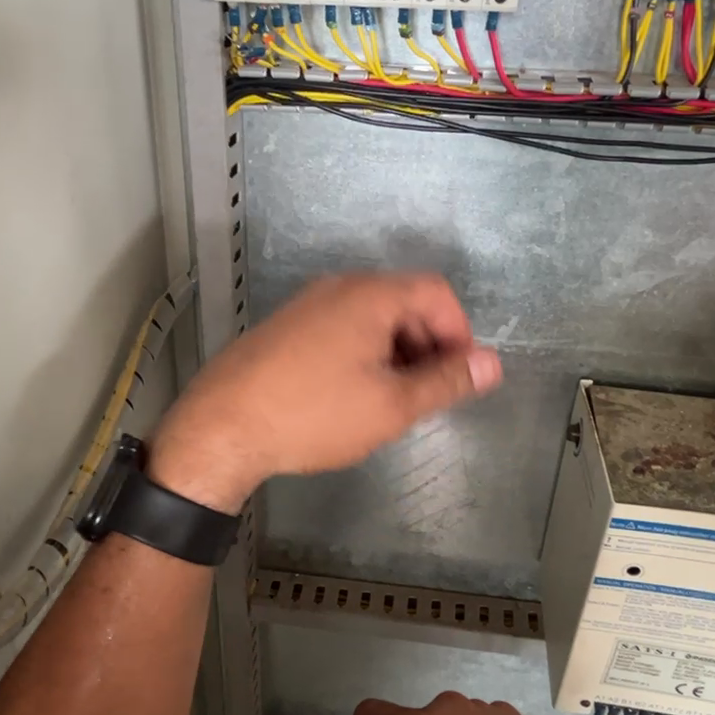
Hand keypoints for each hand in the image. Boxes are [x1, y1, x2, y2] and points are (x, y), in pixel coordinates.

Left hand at [147, 272, 501, 512]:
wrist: (222, 427)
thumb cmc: (313, 414)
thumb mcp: (390, 405)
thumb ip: (446, 381)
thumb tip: (492, 363)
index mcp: (369, 294)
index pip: (436, 292)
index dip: (459, 332)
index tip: (460, 376)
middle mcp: (338, 287)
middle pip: (404, 301)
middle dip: (428, 343)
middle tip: (429, 394)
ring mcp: (307, 305)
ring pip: (371, 317)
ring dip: (396, 351)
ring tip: (393, 400)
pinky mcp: (286, 327)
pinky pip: (342, 328)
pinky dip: (364, 352)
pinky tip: (353, 394)